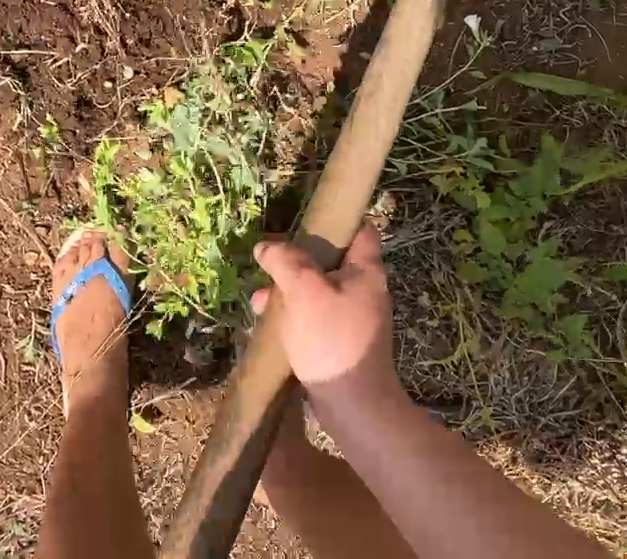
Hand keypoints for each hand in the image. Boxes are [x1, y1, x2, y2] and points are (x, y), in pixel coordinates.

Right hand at [253, 226, 399, 405]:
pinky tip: (269, 325)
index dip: (338, 220)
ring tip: (260, 303)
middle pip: (329, 261)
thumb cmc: (332, 340)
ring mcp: (353, 319)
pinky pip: (313, 317)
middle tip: (271, 267)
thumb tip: (265, 247)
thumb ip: (284, 261)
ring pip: (316, 290)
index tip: (307, 220)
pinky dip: (293, 316)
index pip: (361, 231)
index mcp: (366, 271)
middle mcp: (364, 291)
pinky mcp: (340, 342)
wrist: (353, 407)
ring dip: (287, 292)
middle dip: (295, 262)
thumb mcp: (304, 290)